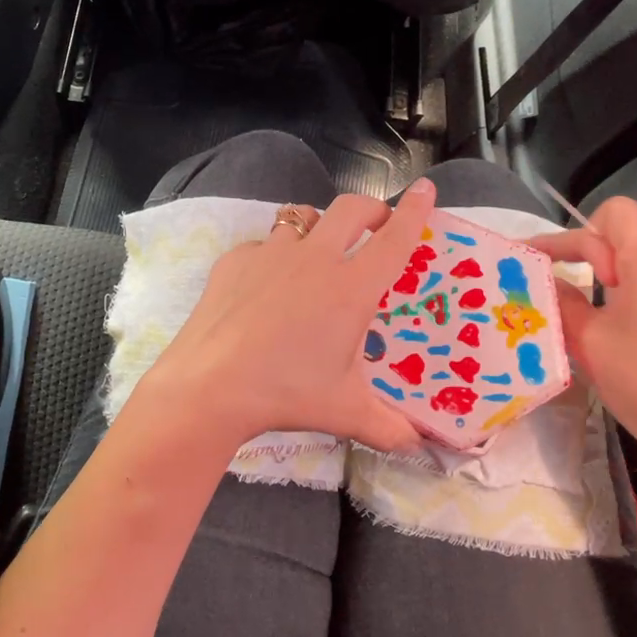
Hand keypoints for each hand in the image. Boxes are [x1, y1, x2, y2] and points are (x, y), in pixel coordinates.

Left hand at [136, 181, 438, 453]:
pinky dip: (272, 258)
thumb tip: (418, 446)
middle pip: (350, 209)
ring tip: (320, 247)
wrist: (211, 383)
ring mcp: (270, 253)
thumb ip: (390, 428)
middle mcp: (314, 259)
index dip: (414, 212)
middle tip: (378, 222)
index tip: (425, 190)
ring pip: (301, 217)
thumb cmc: (286, 392)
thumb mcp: (346, 412)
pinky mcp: (234, 260)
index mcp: (350, 288)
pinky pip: (262, 246)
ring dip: (319, 224)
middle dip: (371, 208)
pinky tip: (265, 287)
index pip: (393, 239)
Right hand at [528, 198, 636, 483]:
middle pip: (632, 235)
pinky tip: (630, 337)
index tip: (549, 265)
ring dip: (615, 278)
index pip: (615, 213)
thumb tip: (548, 283)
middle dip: (592, 257)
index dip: (576, 233)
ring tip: (595, 319)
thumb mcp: (589, 342)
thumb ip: (563, 302)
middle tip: (568, 293)